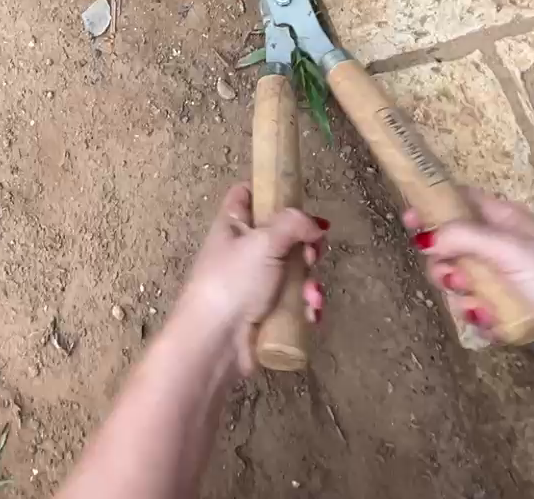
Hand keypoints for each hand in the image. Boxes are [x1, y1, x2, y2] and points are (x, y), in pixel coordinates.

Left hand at [170, 183, 327, 374]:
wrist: (216, 342)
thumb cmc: (233, 281)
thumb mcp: (262, 242)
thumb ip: (292, 224)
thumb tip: (317, 224)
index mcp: (233, 224)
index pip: (248, 194)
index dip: (270, 191)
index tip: (297, 200)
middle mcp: (243, 249)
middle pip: (283, 234)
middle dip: (306, 246)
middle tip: (312, 255)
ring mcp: (255, 281)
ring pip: (295, 270)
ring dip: (309, 282)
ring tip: (310, 295)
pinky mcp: (267, 310)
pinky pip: (295, 300)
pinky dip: (306, 305)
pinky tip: (310, 313)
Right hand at [406, 191, 533, 372]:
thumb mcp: (510, 249)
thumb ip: (462, 237)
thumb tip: (423, 237)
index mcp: (503, 220)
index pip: (457, 200)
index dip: (430, 206)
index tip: (409, 222)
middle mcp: (500, 246)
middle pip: (449, 244)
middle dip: (443, 263)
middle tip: (451, 277)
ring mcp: (504, 279)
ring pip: (458, 280)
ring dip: (460, 294)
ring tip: (477, 305)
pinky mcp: (508, 311)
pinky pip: (476, 309)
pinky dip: (478, 317)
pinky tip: (491, 323)